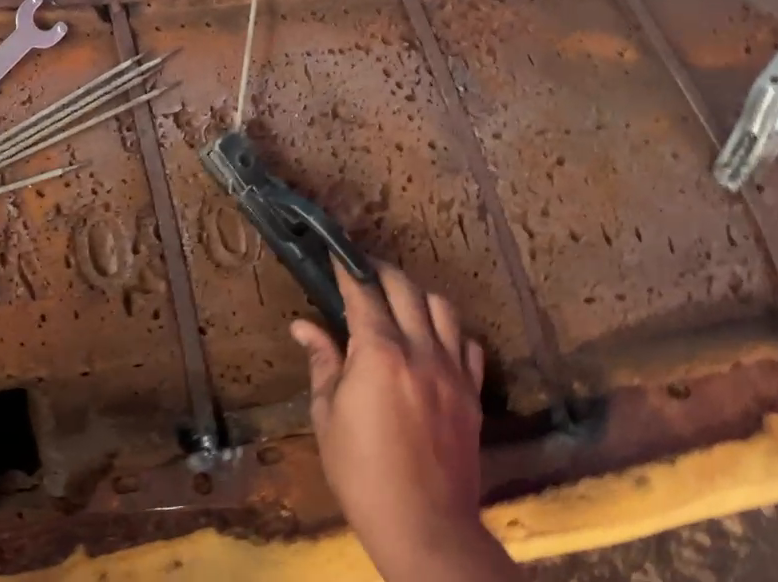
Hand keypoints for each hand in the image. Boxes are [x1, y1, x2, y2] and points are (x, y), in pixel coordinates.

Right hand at [292, 263, 519, 581]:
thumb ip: (323, 362)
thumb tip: (303, 326)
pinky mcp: (473, 396)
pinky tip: (431, 337)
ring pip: (443, 309)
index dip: (346, 268)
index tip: (333, 252)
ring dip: (417, 295)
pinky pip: (468, 346)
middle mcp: (420, 353)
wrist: (425, 525)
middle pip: (406, 290)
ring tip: (396, 297)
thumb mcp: (327, 415)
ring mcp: (453, 373)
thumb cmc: (360, 472)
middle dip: (381, 271)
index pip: (362, 293)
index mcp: (378, 354)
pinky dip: (448, 330)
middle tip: (360, 268)